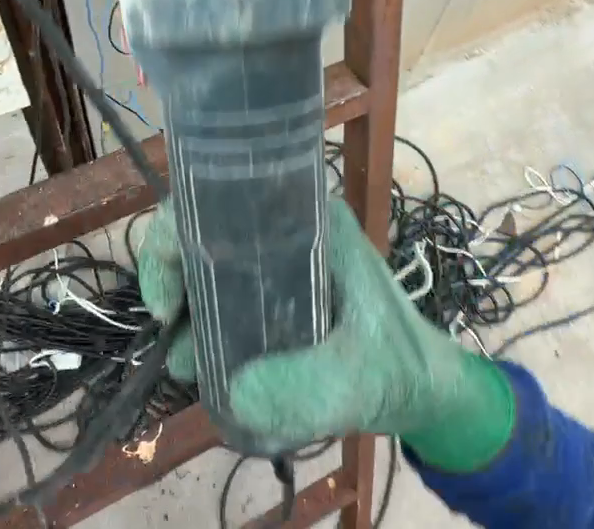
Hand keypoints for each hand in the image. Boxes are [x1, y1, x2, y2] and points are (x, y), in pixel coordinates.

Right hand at [137, 199, 511, 461]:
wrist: (425, 389)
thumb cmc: (400, 367)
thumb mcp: (359, 377)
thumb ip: (308, 388)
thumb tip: (235, 394)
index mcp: (309, 218)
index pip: (221, 198)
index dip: (174, 238)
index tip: (169, 303)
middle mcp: (287, 226)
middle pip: (204, 229)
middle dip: (175, 280)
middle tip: (173, 336)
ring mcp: (279, 258)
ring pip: (208, 264)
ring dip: (187, 310)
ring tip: (189, 367)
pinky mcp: (276, 290)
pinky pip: (223, 293)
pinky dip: (204, 325)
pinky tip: (205, 366)